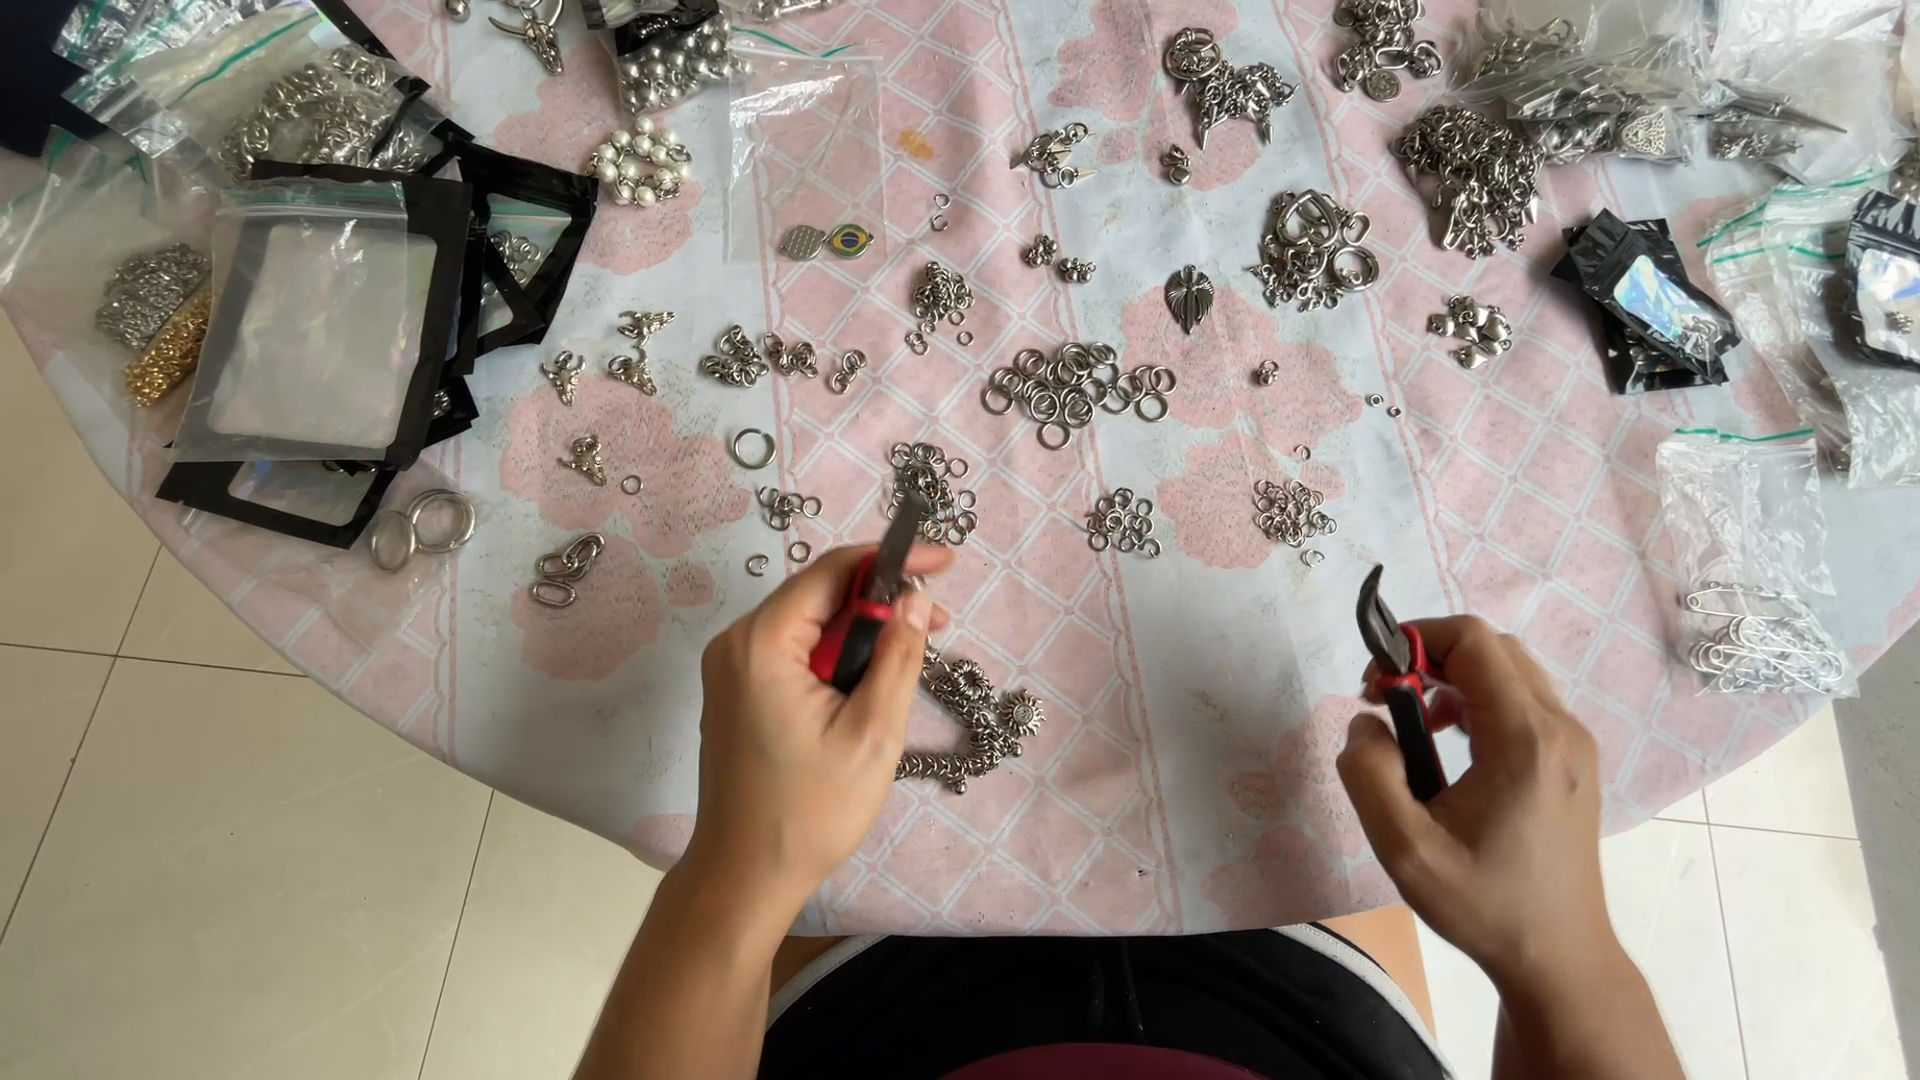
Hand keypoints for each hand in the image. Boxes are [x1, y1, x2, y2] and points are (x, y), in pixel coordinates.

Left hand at [683, 543, 953, 918]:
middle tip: (940, 619)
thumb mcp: (873, 733)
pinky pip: (796, 648)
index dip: (893, 559)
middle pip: (821, 592)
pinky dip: (838, 651)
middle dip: (883, 598)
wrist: (744, 877)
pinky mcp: (740, 688)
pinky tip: (872, 672)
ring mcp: (733, 665)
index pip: (834, 571)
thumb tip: (916, 599)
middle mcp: (738, 641)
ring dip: (863, 627)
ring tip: (915, 648)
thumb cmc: (811, 811)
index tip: (944, 563)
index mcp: (763, 643)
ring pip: (811, 621)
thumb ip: (898, 656)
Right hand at [1337, 616, 1617, 994]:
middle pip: (1490, 647)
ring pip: (1505, 669)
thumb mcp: (1403, 847)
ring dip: (1448, 675)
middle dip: (1426, 655)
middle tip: (1385, 695)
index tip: (1374, 681)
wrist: (1558, 957)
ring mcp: (1571, 744)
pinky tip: (1445, 739)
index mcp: (1525, 741)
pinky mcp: (1568, 759)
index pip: (1472, 641)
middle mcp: (1559, 729)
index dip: (1413, 640)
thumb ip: (1368, 772)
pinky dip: (1471, 697)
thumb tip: (1368, 722)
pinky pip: (1517, 698)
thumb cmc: (1482, 902)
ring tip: (1410, 718)